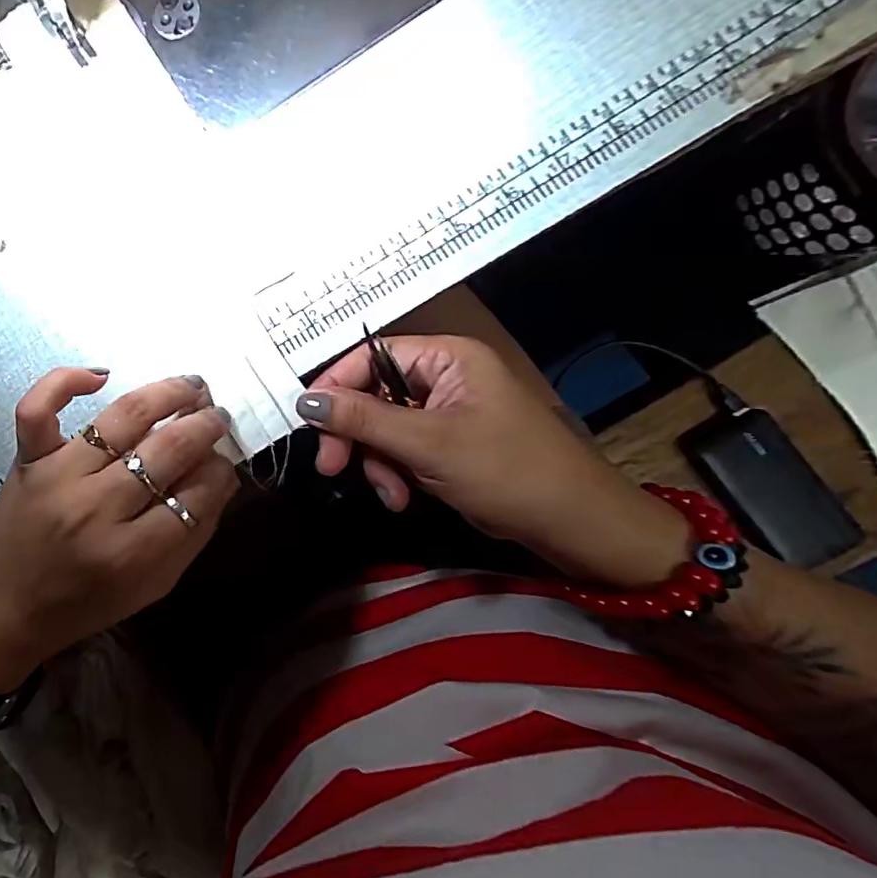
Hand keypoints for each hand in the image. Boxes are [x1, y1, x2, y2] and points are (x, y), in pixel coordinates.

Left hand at [0, 370, 240, 691]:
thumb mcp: (154, 585)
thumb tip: (222, 477)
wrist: (4, 612)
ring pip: (123, 417)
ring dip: (167, 394)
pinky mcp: (27, 460)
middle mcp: (96, 508)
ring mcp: (58, 477)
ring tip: (193, 386)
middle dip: (206, 426)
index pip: (198, 494)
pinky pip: (39, 409)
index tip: (225, 465)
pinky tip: (101, 376)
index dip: (221, 473)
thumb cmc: (86, 603)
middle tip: (219, 417)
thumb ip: (194, 535)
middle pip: (168, 449)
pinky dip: (65, 381)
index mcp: (132, 552)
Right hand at [298, 336, 688, 585]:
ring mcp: (447, 413)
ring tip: (394, 495)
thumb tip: (305, 400)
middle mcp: (445, 378)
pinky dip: (398, 474)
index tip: (310, 422)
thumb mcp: (428, 443)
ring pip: (385, 428)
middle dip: (357, 435)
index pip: (371, 356)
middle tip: (334, 468)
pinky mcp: (449, 445)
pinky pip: (405, 450)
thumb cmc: (506, 470)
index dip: (337, 385)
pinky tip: (405, 498)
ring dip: (379, 463)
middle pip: (374, 394)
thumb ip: (364, 419)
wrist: (571, 522)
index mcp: (447, 358)